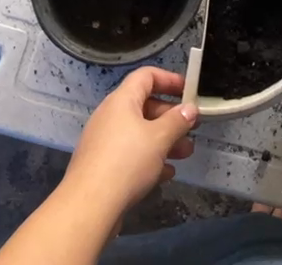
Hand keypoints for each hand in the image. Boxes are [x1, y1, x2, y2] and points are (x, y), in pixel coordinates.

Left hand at [61, 67, 198, 219]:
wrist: (89, 206)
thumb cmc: (127, 162)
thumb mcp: (159, 138)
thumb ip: (177, 121)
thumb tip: (189, 108)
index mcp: (122, 100)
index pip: (146, 76)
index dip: (169, 79)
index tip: (188, 91)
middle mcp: (111, 115)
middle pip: (145, 106)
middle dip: (171, 117)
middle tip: (192, 128)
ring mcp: (105, 141)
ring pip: (140, 133)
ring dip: (164, 140)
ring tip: (186, 153)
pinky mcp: (103, 165)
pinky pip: (130, 154)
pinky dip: (149, 158)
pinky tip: (166, 173)